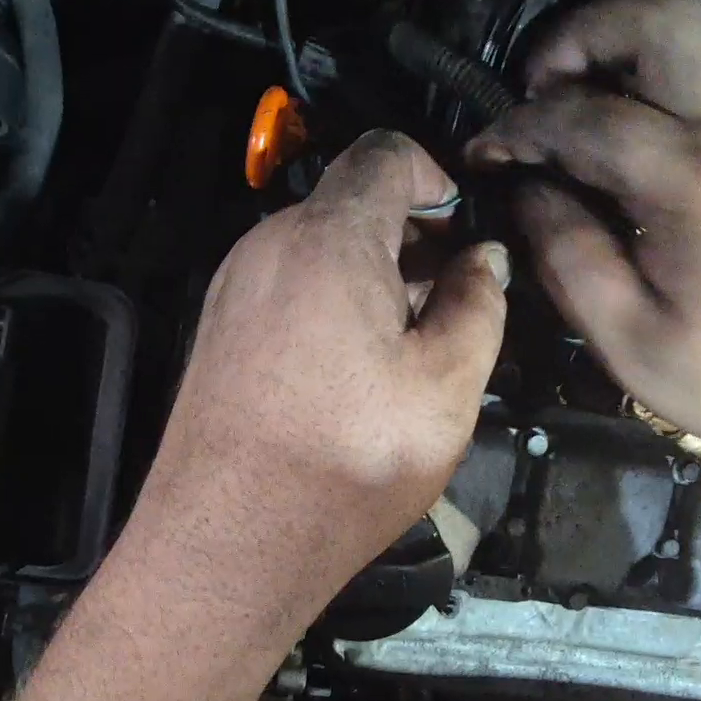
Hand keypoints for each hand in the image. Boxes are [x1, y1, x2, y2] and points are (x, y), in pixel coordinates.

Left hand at [134, 131, 509, 620]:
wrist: (227, 544)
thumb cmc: (349, 463)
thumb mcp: (445, 386)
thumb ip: (477, 305)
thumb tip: (483, 259)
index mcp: (329, 239)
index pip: (387, 155)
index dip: (438, 180)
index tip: (464, 236)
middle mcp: (268, 245)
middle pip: (351, 205)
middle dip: (410, 239)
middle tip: (450, 304)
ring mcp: (234, 287)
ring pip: (319, 249)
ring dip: (373, 277)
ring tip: (407, 349)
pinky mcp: (218, 329)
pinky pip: (287, 287)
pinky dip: (331, 303)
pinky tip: (352, 372)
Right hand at [467, 0, 700, 464]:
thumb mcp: (626, 337)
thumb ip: (566, 254)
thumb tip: (527, 193)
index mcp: (694, 178)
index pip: (585, 117)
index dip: (519, 128)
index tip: (479, 154)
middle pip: (663, 19)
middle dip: (582, 34)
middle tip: (533, 89)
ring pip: (694, 37)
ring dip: (620, 49)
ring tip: (565, 105)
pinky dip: (651, 80)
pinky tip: (615, 138)